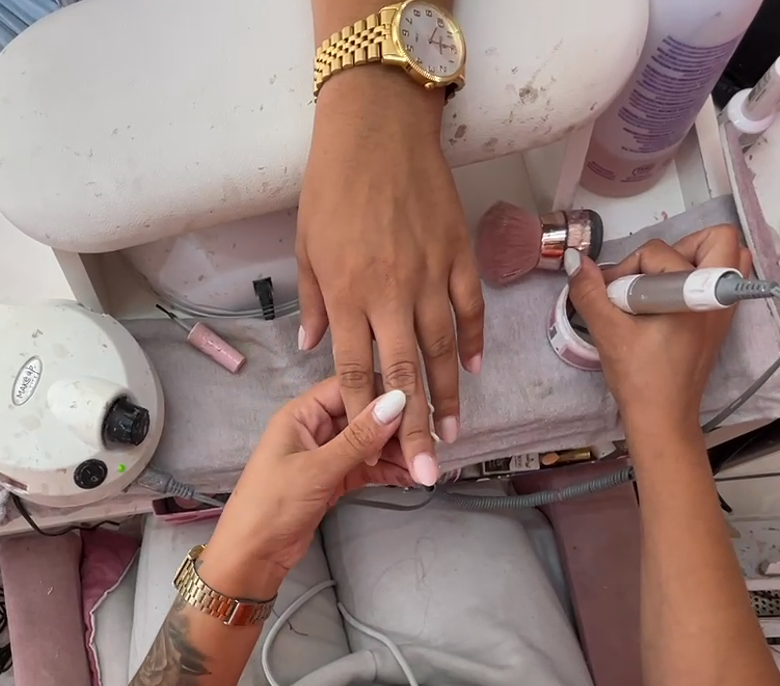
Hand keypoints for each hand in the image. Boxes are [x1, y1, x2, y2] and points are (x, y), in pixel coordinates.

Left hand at [201, 379, 411, 598]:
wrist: (252, 556)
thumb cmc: (269, 507)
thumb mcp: (316, 470)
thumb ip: (358, 438)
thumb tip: (395, 402)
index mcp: (301, 414)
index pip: (350, 387)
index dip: (384, 395)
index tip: (418, 406)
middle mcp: (315, 427)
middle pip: (365, 417)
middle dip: (396, 430)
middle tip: (428, 445)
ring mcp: (325, 454)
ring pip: (370, 445)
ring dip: (397, 455)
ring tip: (426, 467)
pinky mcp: (333, 479)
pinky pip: (367, 468)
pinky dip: (388, 472)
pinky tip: (410, 477)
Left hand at [296, 66, 484, 488]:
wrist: (377, 124)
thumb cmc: (331, 187)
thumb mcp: (306, 247)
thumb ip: (314, 303)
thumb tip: (313, 346)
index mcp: (347, 296)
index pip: (355, 372)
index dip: (367, 417)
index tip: (379, 453)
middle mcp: (390, 294)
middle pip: (404, 374)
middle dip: (416, 428)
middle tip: (430, 467)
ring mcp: (430, 275)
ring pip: (443, 349)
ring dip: (449, 395)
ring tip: (455, 433)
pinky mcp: (458, 254)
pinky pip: (470, 307)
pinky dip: (473, 340)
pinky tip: (473, 370)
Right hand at [566, 225, 751, 437]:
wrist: (662, 417)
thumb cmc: (639, 377)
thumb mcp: (608, 332)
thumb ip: (590, 293)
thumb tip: (573, 259)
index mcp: (694, 292)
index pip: (657, 253)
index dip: (625, 270)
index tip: (609, 298)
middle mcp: (720, 292)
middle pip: (715, 239)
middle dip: (675, 249)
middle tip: (647, 277)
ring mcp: (725, 307)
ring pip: (726, 257)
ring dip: (693, 260)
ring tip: (660, 286)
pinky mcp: (719, 321)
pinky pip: (721, 281)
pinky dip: (697, 280)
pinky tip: (667, 304)